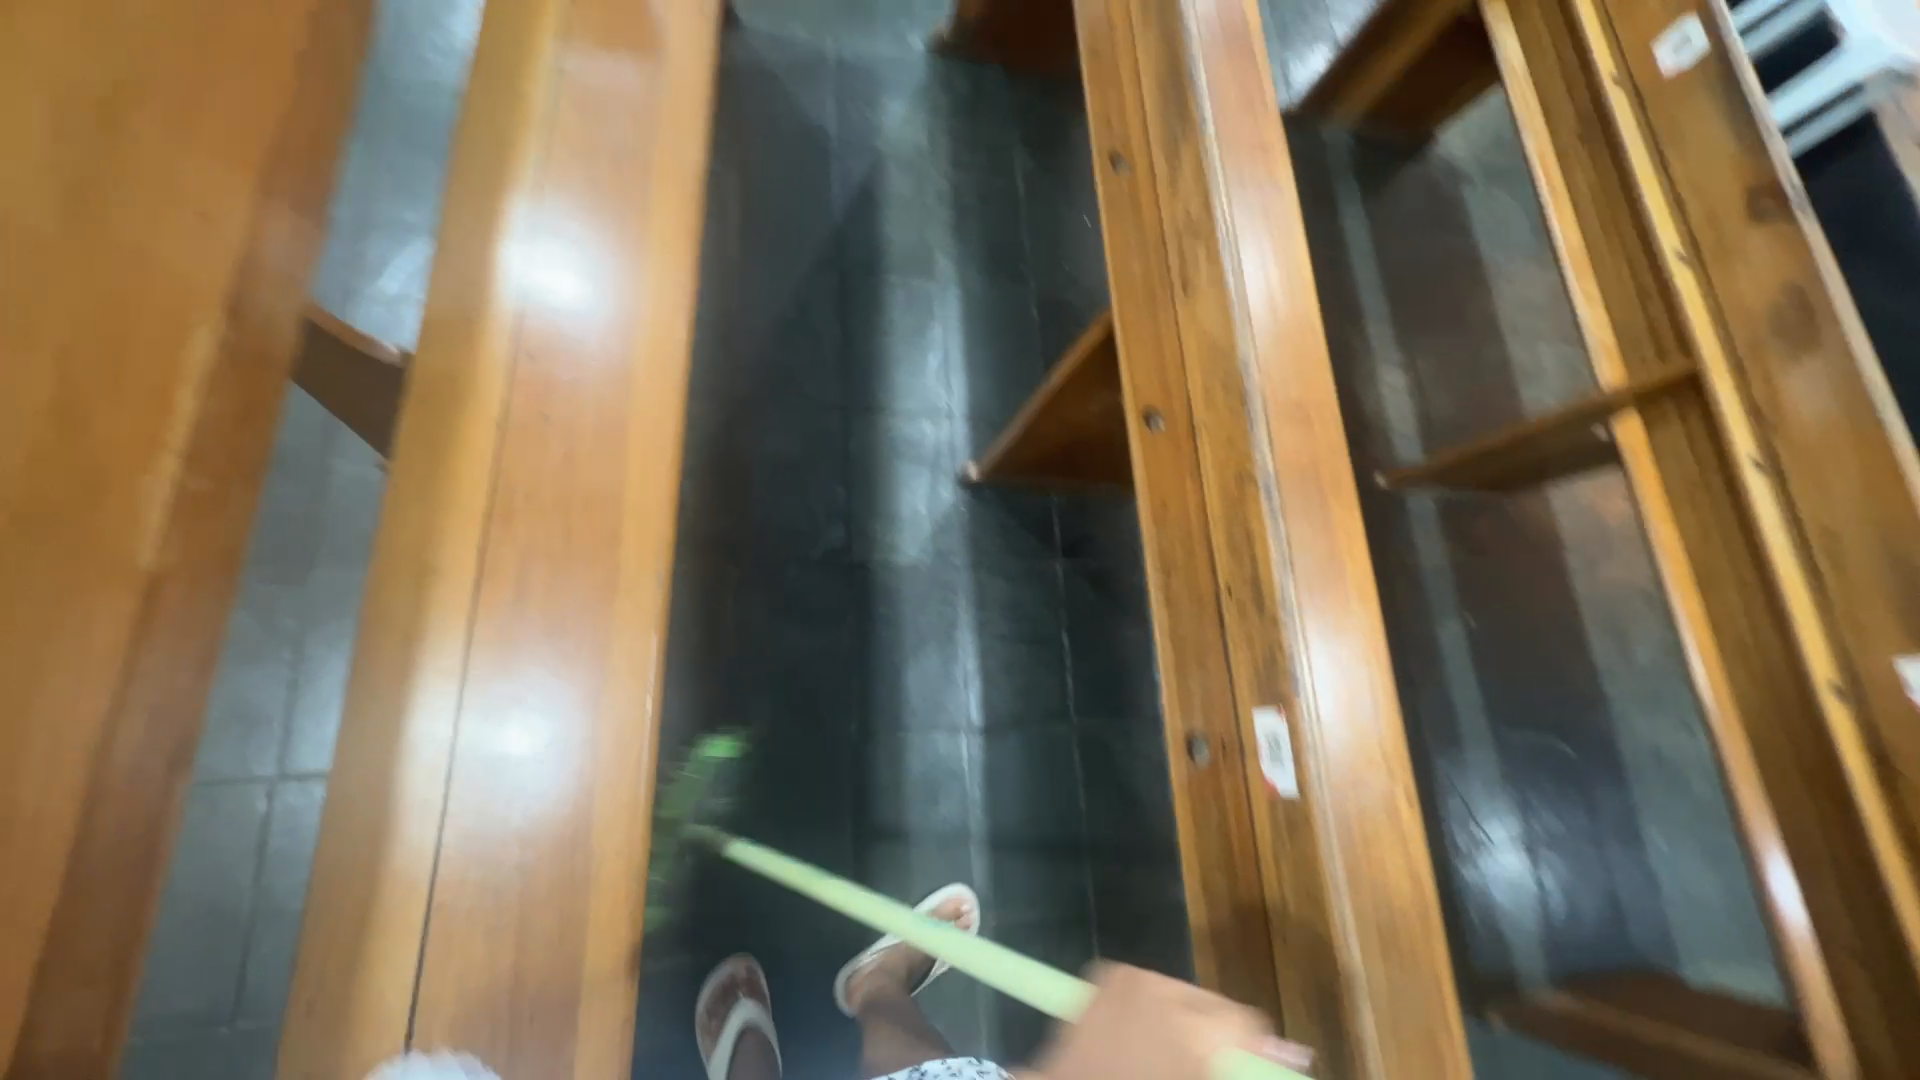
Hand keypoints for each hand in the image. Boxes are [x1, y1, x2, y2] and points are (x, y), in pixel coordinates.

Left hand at [1026, 964, 1313, 1079]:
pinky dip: (1157, 1013)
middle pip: (1216, 1009)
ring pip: (1184, 998)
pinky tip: (1146, 1043)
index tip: (1264, 1069)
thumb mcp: (1197, 1074)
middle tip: (1209, 1067)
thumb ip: (1237, 1068)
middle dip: (1220, 1041)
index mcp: (1193, 1026)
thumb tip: (1292, 1057)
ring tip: (1172, 1059)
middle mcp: (1165, 987)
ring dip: (1188, 1025)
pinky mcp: (1108, 974)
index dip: (1260, 1054)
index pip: (1249, 1025)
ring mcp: (1132, 975)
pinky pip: (1151, 991)